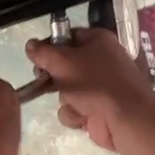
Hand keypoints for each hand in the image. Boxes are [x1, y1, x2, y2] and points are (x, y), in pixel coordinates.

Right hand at [25, 29, 154, 150]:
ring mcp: (99, 87)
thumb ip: (43, 52)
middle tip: (45, 79)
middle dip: (53, 76)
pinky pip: (73, 108)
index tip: (35, 56)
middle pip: (64, 65)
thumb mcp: (63, 62)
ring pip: (65, 89)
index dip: (50, 46)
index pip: (67, 36)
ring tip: (74, 101)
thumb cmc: (95, 83)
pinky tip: (82, 116)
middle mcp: (100, 61)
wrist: (124, 118)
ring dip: (64, 98)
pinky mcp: (96, 109)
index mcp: (98, 41)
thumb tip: (29, 44)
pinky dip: (75, 114)